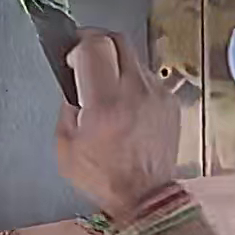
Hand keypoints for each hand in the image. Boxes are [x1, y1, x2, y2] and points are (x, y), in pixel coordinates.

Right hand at [56, 30, 185, 222]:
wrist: (144, 195)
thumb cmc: (102, 175)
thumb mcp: (65, 145)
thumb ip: (67, 107)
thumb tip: (73, 83)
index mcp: (104, 104)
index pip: (95, 46)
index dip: (78, 43)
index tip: (71, 53)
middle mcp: (135, 92)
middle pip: (118, 39)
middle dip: (97, 41)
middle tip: (84, 54)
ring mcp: (157, 94)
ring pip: (133, 58)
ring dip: (114, 63)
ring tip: (102, 87)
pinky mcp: (169, 101)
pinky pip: (146, 78)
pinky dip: (130, 82)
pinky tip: (122, 104)